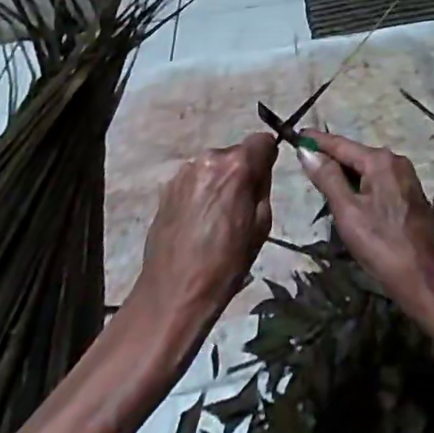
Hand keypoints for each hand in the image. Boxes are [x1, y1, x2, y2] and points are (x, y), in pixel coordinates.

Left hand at [130, 133, 277, 323]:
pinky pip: (194, 180)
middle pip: (235, 154)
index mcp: (236, 166)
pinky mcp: (166, 188)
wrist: (175, 292)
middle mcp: (208, 159)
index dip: (267, 157)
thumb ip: (263, 186)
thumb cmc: (226, 263)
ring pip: (213, 167)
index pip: (261, 140)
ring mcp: (184, 172)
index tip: (263, 179)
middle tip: (239, 206)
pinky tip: (197, 221)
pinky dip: (201, 192)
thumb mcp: (261, 225)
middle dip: (241, 172)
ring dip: (219, 182)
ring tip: (216, 218)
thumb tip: (261, 168)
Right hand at [297, 132, 433, 318]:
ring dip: (347, 172)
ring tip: (323, 177)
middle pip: (356, 155)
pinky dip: (362, 184)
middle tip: (306, 160)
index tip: (298, 133)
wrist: (424, 279)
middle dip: (332, 158)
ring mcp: (407, 178)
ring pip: (369, 169)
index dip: (318, 141)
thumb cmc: (381, 245)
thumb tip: (307, 151)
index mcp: (380, 161)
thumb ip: (327, 178)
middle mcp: (396, 162)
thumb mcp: (347, 212)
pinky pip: (380, 181)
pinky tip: (351, 196)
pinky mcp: (412, 196)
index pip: (341, 144)